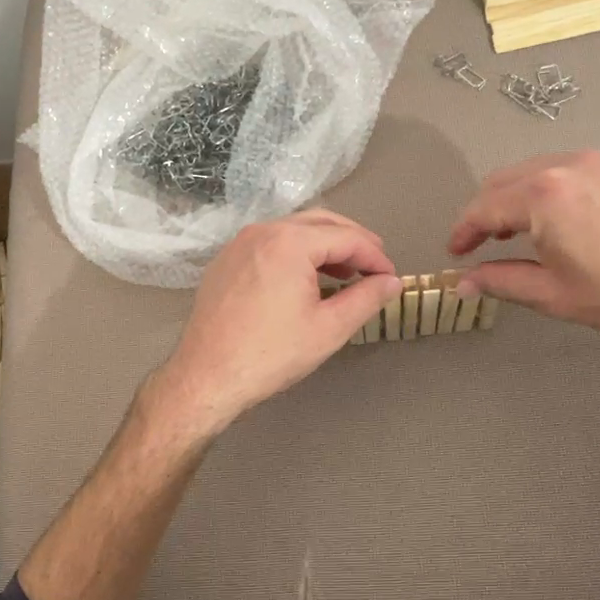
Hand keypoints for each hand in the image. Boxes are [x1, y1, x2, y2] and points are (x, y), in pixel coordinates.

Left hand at [153, 210, 401, 427]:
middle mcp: (261, 232)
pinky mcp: (225, 262)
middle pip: (319, 222)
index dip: (374, 256)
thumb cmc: (271, 355)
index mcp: (289, 242)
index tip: (390, 277)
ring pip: (291, 231)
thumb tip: (392, 282)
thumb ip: (366, 299)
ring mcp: (238, 244)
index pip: (346, 237)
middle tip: (373, 265)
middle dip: (351, 241)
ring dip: (322, 246)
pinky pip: (268, 245)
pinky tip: (304, 280)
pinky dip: (294, 253)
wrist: (207, 377)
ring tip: (344, 274)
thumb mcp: (329, 328)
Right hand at [447, 151, 599, 345]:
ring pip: (543, 169)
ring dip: (522, 196)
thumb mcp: (555, 296)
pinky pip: (581, 170)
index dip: (462, 231)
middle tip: (484, 243)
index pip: (483, 207)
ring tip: (526, 230)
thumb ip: (501, 282)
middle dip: (487, 209)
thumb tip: (462, 282)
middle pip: (507, 179)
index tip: (455, 253)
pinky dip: (561, 190)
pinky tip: (575, 219)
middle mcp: (569, 164)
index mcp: (543, 196)